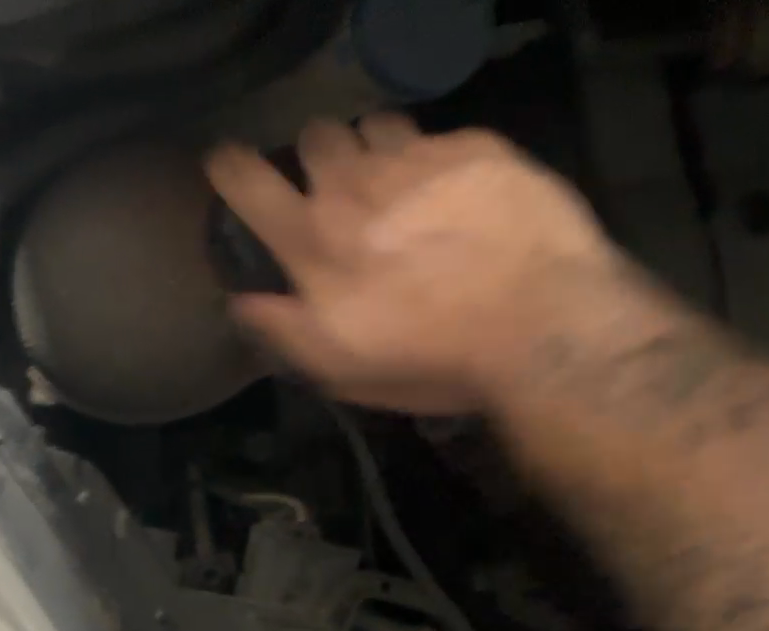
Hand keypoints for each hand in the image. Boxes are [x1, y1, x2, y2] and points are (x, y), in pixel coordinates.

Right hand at [205, 115, 624, 413]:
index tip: (228, 165)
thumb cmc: (427, 357)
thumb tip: (240, 302)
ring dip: (374, 151)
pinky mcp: (477, 148)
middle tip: (339, 193)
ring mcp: (418, 159)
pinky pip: (438, 136)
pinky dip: (435, 161)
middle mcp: (356, 185)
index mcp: (313, 240)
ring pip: (374, 125)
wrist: (540, 327)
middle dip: (318, 159)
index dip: (230, 168)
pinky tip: (457, 198)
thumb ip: (282, 328)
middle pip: (315, 137)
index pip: (249, 183)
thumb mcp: (337, 366)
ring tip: (396, 187)